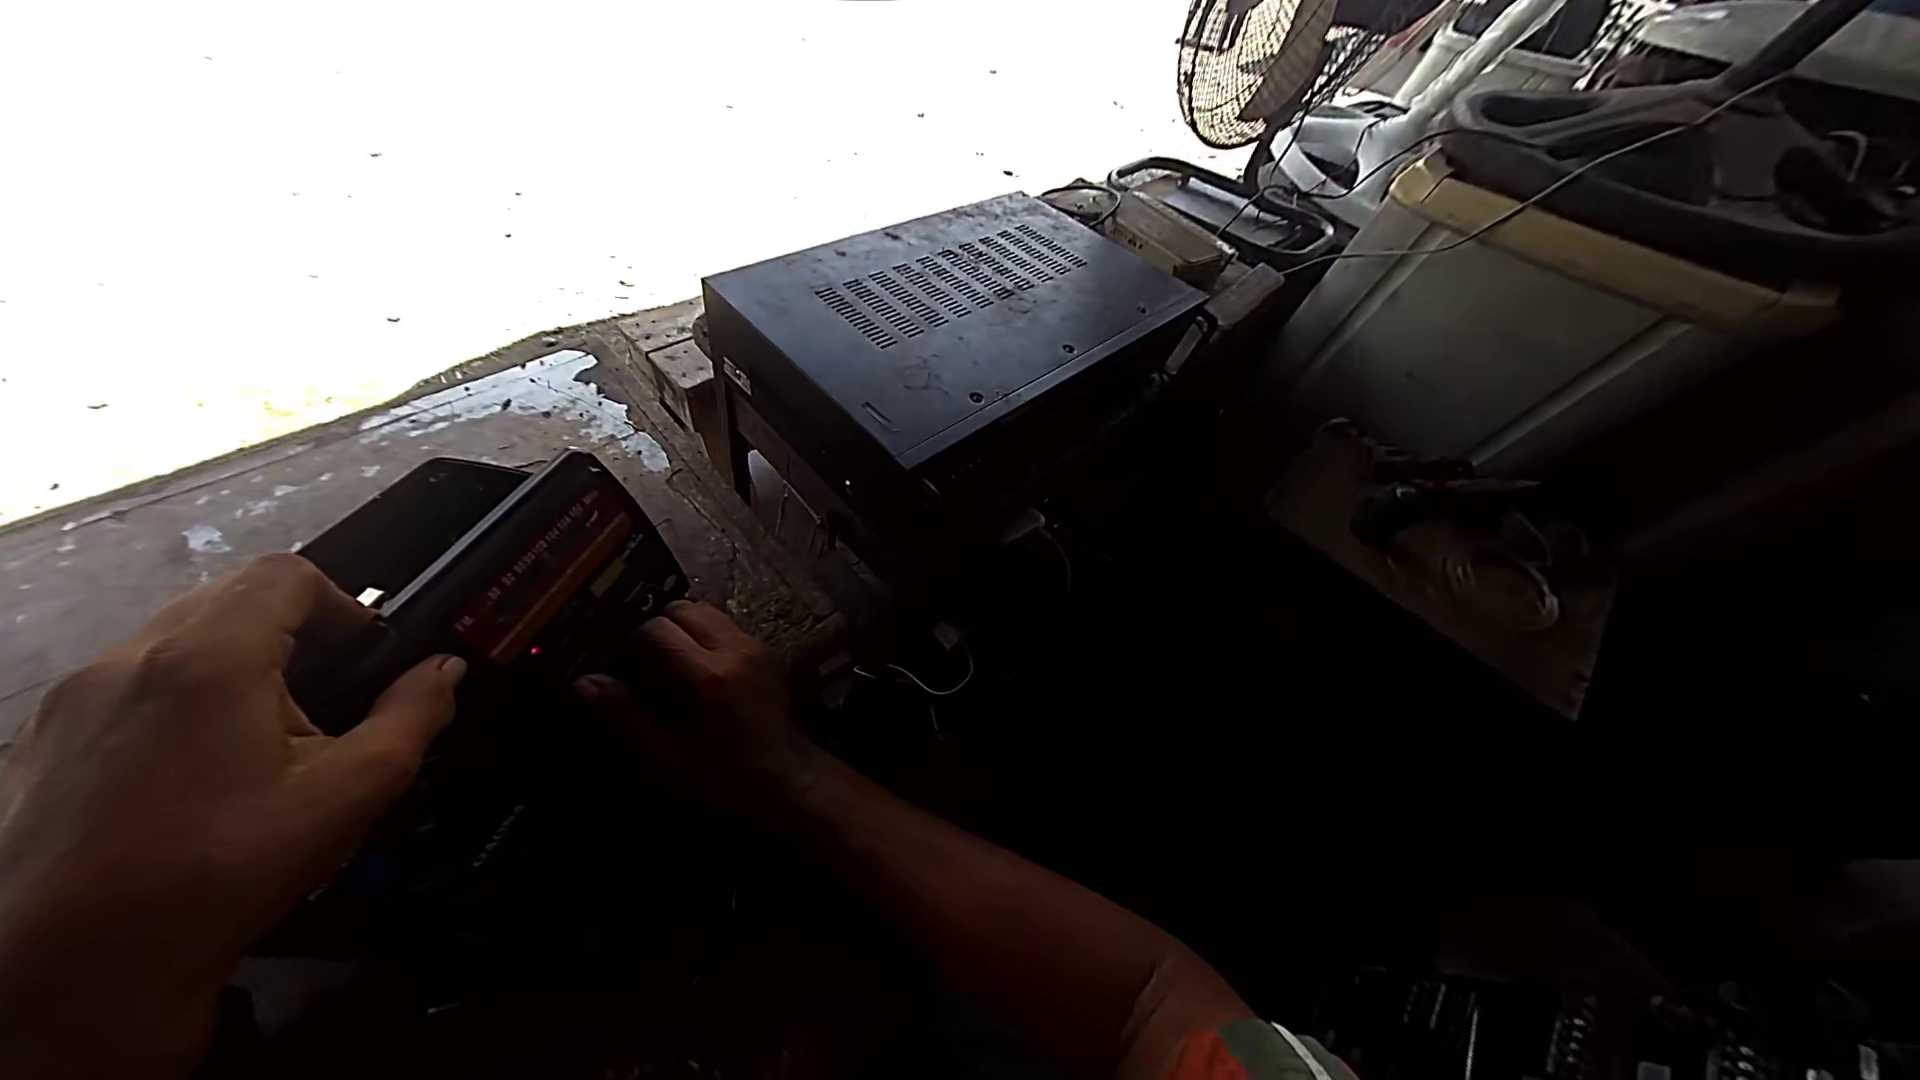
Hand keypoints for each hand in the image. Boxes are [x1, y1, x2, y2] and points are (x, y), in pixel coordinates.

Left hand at [0, 554, 466, 1078]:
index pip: (284, 575)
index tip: (364, 656)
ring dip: (247, 655)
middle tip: (332, 690)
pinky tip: (212, 757)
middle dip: (299, 628)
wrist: (63, 975)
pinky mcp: (44, 738)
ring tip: (275, 727)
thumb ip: (417, 712)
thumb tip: (447, 668)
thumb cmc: (227, 864)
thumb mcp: (356, 786)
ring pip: (181, 631)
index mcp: (207, 662)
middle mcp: (127, 662)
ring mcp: (73, 699)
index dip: (343, 603)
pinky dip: (195, 685)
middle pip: (232, 595)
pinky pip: (139, 673)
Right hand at [573, 600, 820, 820]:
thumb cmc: (722, 773)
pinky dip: (708, 635)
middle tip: (648, 660)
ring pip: (709, 611)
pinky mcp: (768, 650)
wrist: (785, 774)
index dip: (633, 644)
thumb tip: (583, 683)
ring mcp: (756, 646)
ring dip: (685, 627)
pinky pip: (729, 625)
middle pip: (685, 608)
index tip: (627, 668)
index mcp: (707, 675)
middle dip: (659, 627)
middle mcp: (735, 649)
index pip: (658, 629)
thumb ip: (624, 715)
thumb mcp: (665, 756)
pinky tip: (701, 667)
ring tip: (673, 661)